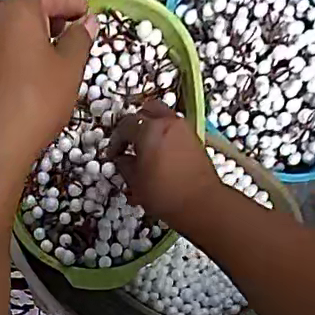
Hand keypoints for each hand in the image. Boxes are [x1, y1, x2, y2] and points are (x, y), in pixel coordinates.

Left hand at [0, 0, 98, 180]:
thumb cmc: (33, 106)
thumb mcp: (68, 72)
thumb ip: (79, 40)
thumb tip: (85, 24)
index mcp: (16, 10)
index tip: (84, 12)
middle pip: (21, 5)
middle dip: (48, 16)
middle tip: (69, 37)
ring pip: (5, 31)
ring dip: (28, 39)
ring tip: (49, 64)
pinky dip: (11, 59)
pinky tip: (25, 84)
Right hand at [114, 100, 222, 223]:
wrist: (200, 203)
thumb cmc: (166, 194)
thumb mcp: (135, 182)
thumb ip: (125, 166)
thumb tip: (122, 160)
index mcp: (149, 130)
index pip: (126, 125)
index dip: (116, 140)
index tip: (113, 154)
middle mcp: (168, 123)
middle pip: (146, 111)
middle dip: (134, 126)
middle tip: (127, 144)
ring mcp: (184, 129)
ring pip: (162, 119)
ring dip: (150, 130)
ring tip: (144, 152)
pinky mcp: (194, 140)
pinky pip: (174, 130)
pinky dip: (164, 137)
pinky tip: (159, 158)